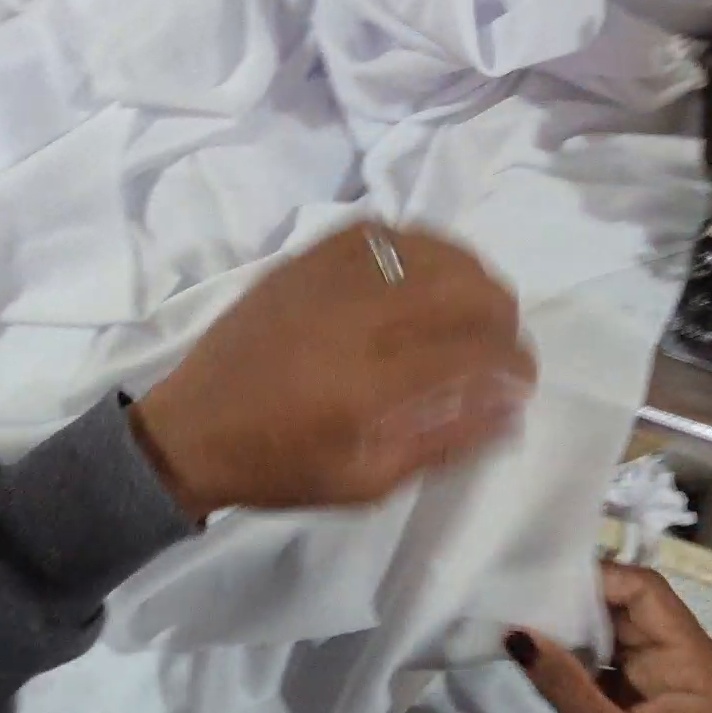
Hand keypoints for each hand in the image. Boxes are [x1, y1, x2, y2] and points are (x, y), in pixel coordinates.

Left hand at [130, 222, 534, 518]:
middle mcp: (352, 318)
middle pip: (462, 286)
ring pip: (426, 246)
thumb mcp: (364, 482)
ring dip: (466, 274)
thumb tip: (509, 404)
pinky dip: (414, 245)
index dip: (515, 364)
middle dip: (501, 314)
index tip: (520, 381)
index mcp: (368, 385)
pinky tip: (417, 273)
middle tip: (498, 345)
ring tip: (467, 307)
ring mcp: (324, 280)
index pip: (474, 353)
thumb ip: (442, 442)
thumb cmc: (277, 466)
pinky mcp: (300, 262)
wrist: (191, 429)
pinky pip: (375, 230)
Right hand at [507, 564, 711, 712]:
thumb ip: (564, 686)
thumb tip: (516, 631)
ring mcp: (676, 688)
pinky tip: (545, 658)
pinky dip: (583, 662)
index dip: (596, 578)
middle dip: (577, 603)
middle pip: (631, 609)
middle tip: (519, 599)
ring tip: (523, 622)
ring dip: (576, 633)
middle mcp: (692, 666)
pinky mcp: (660, 709)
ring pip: (620, 637)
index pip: (646, 591)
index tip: (539, 582)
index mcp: (698, 666)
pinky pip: (618, 667)